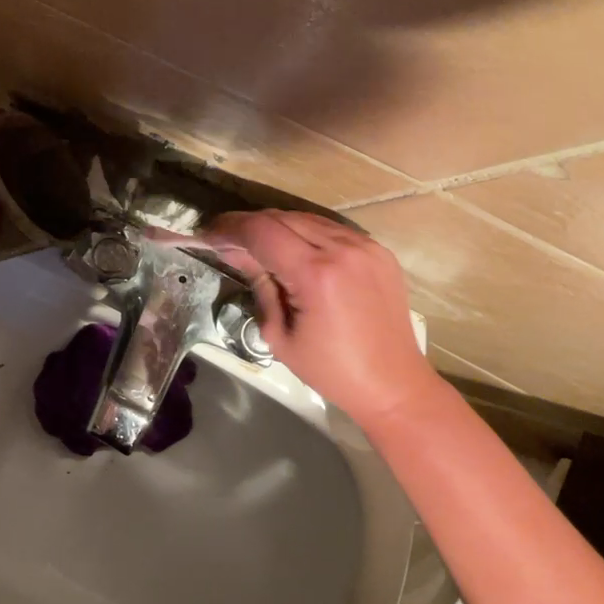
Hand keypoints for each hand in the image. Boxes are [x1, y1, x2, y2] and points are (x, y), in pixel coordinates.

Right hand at [202, 210, 436, 423]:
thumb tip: (238, 255)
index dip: (229, 229)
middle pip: (281, 218)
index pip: (262, 231)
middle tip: (224, 240)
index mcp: (316, 275)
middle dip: (248, 225)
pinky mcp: (378, 252)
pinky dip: (303, 232)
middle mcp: (343, 250)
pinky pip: (330, 229)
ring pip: (305, 218)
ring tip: (254, 243)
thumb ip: (260, 286)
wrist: (395, 385)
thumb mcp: (279, 336)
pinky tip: (291, 249)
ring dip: (275, 226)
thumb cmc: (332, 371)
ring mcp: (365, 247)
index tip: (208, 235)